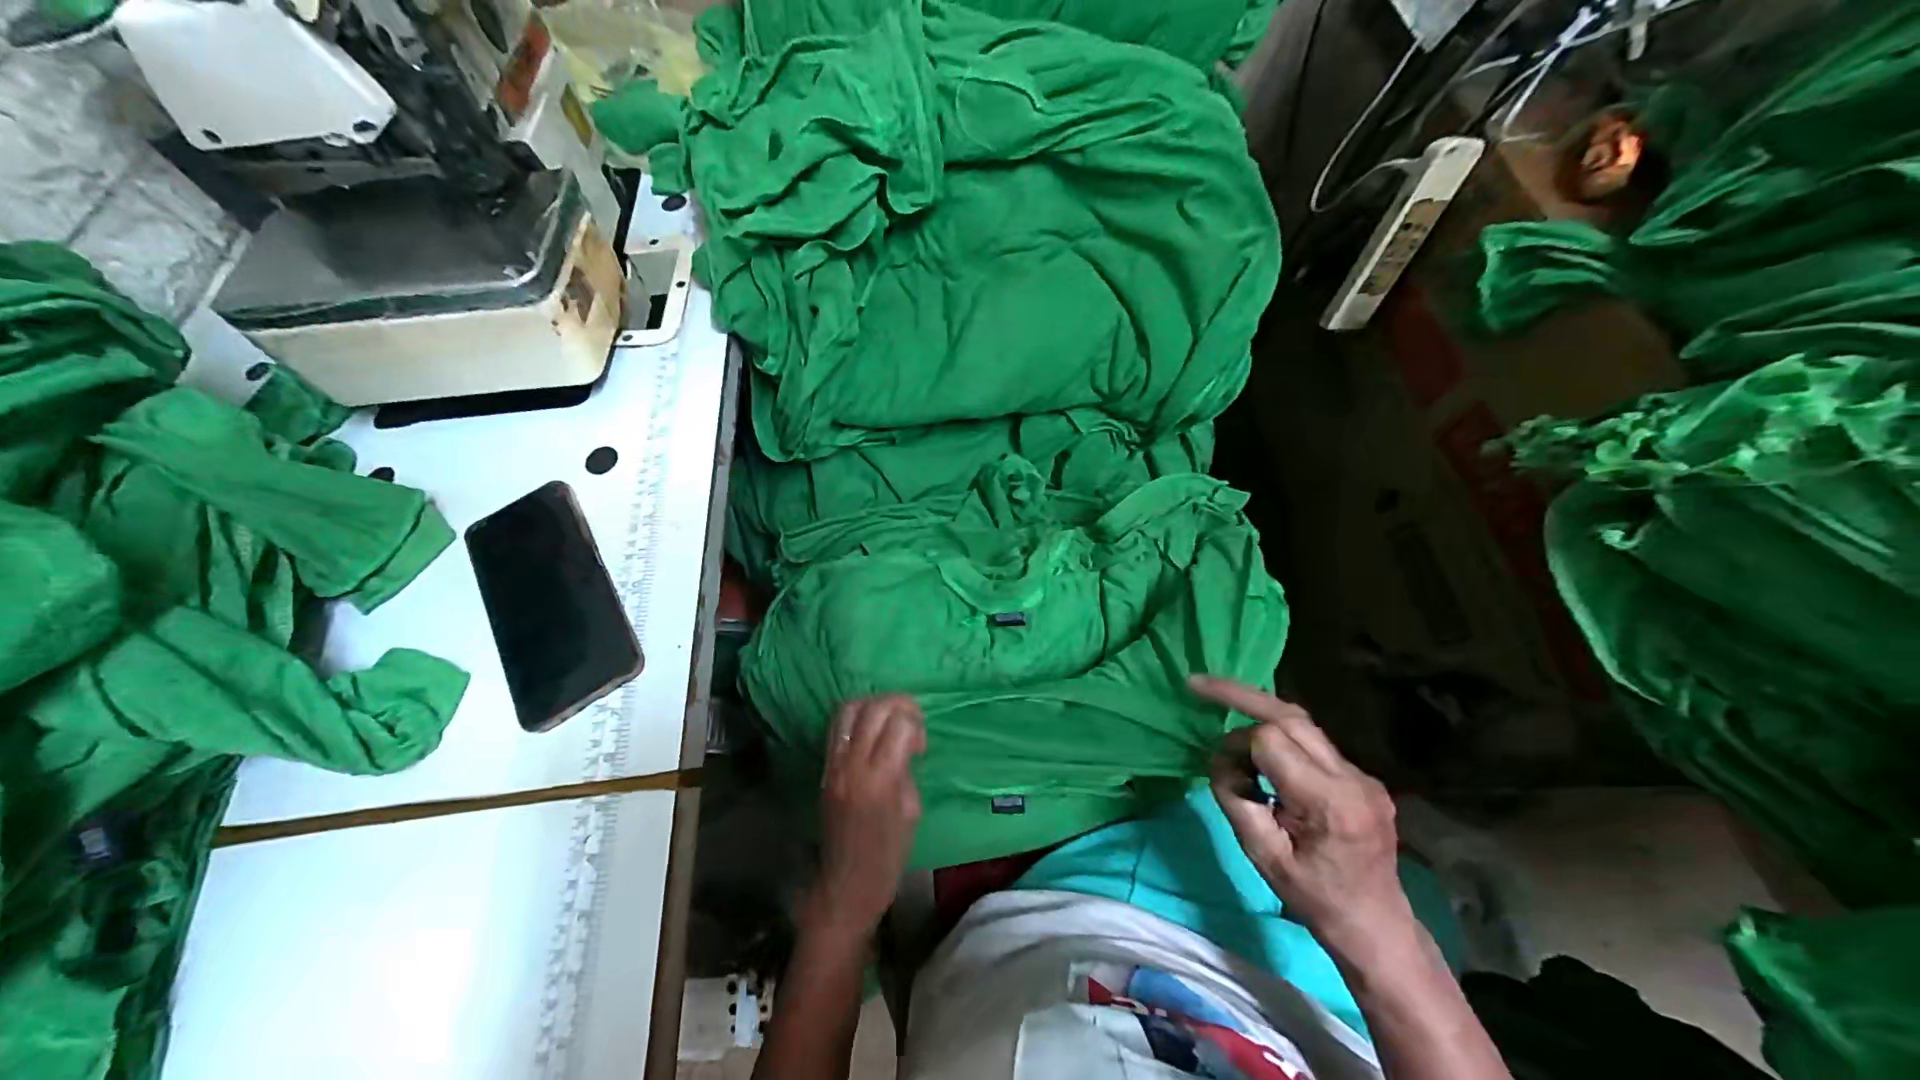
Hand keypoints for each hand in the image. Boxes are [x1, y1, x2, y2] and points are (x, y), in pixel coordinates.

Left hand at [814, 694, 926, 931]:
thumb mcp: (911, 809)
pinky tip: (871, 731)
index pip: (899, 724)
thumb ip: (906, 769)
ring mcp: (834, 764)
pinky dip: (857, 718)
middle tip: (912, 720)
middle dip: (899, 704)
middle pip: (873, 708)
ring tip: (890, 718)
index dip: (916, 724)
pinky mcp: (824, 767)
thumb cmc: (889, 853)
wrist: (847, 882)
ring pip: (849, 709)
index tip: (920, 745)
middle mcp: (853, 765)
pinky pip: (838, 727)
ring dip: (874, 704)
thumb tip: (904, 742)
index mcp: (881, 780)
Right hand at [1193, 676, 1408, 943]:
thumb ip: (1236, 796)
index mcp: (1329, 801)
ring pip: (1303, 723)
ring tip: (1223, 702)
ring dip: (1261, 714)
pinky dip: (1280, 736)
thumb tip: (1222, 757)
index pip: (1271, 740)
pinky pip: (1314, 743)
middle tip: (1199, 684)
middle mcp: (1352, 778)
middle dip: (1242, 695)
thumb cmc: (1313, 897)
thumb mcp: (1261, 853)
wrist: (1375, 925)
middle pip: (1291, 716)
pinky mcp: (1362, 777)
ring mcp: (1363, 775)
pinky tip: (1260, 750)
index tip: (1224, 774)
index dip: (1236, 748)